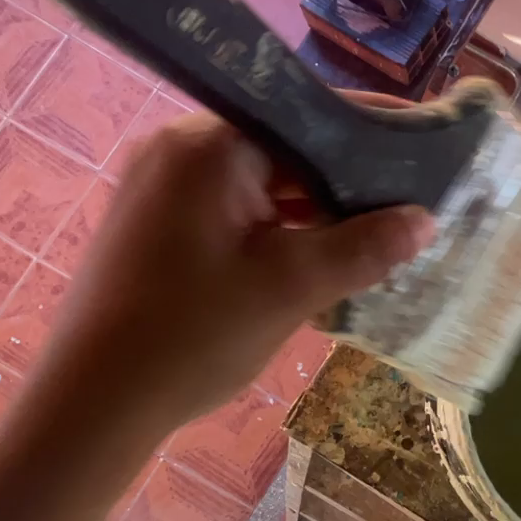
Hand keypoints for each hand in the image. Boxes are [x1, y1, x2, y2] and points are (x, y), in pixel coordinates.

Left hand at [36, 109, 434, 437]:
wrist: (94, 403)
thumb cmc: (192, 336)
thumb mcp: (291, 288)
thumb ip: (364, 247)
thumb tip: (426, 220)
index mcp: (209, 145)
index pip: (307, 116)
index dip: (371, 134)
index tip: (425, 152)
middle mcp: (182, 150)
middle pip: (287, 148)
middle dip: (348, 179)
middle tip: (409, 204)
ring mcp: (166, 187)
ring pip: (265, 182)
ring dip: (317, 208)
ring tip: (378, 233)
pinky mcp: (163, 223)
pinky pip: (240, 209)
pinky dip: (282, 228)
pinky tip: (322, 254)